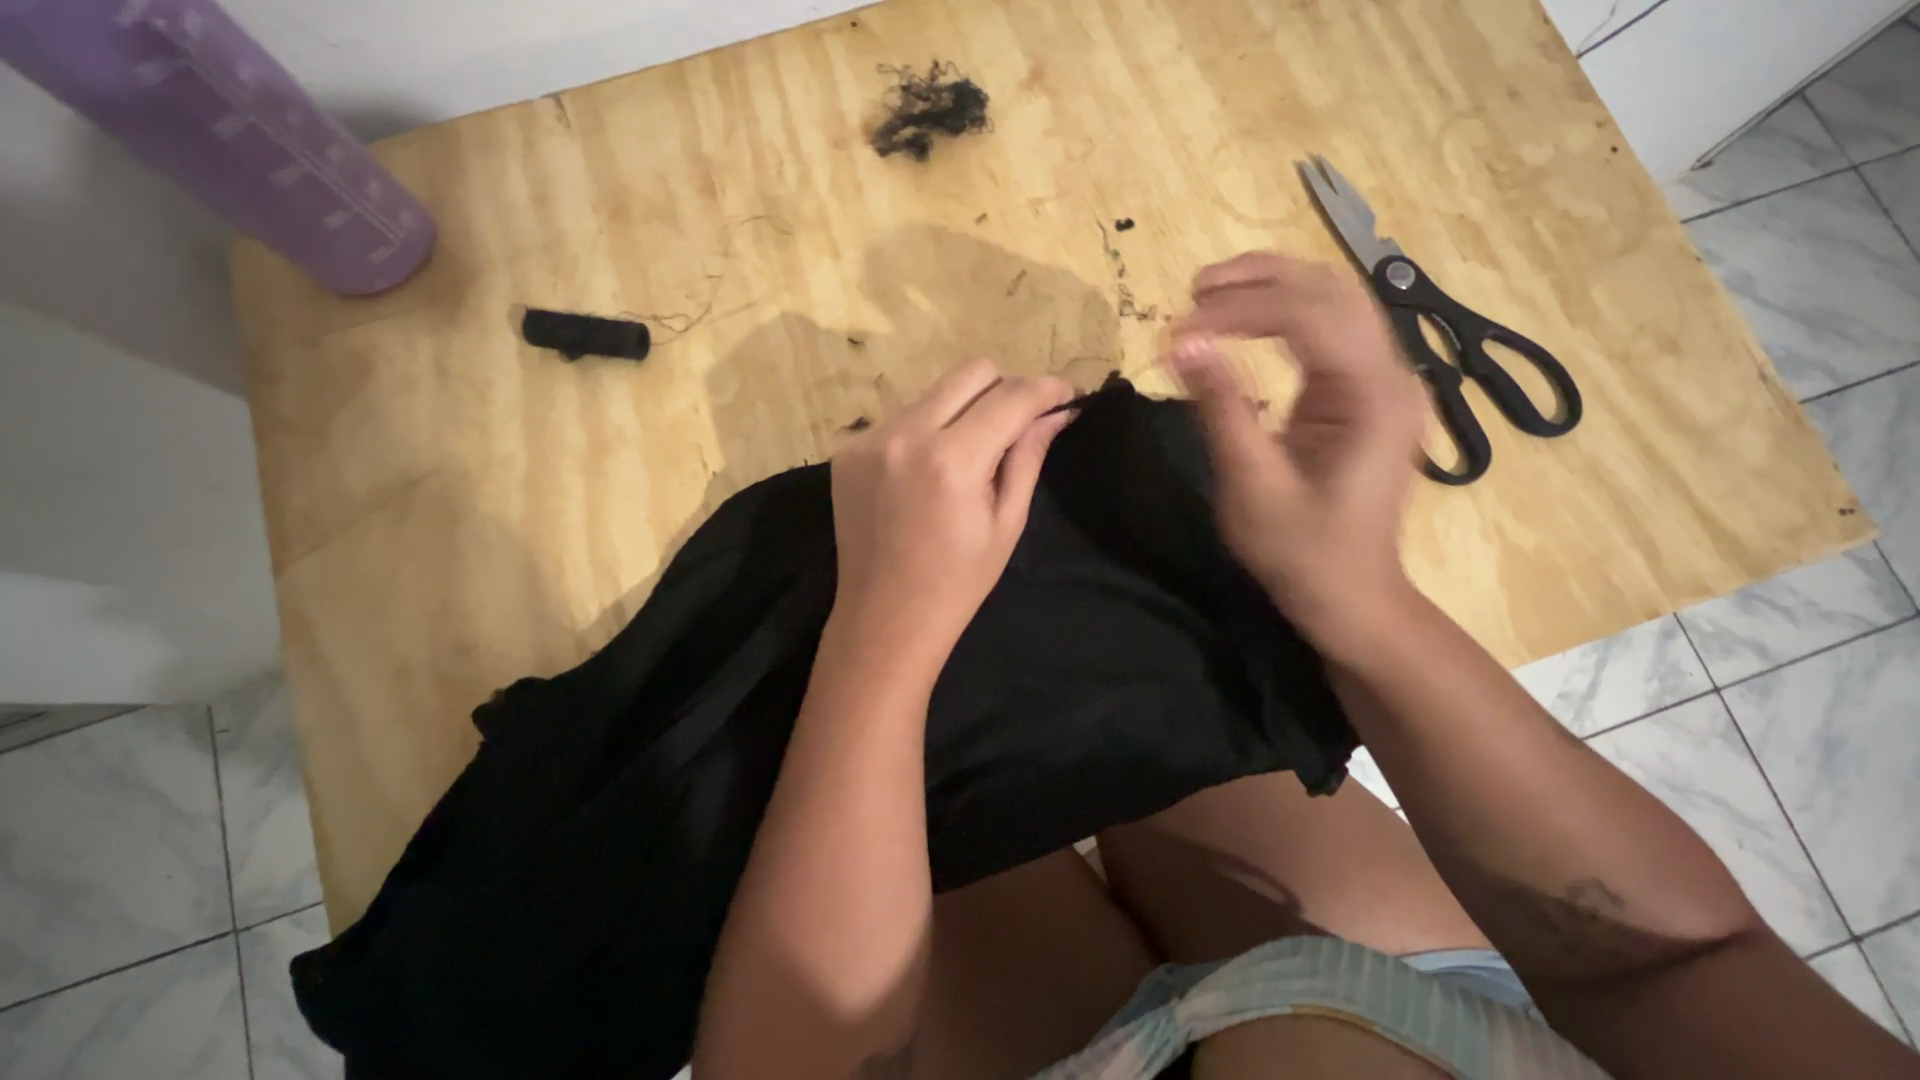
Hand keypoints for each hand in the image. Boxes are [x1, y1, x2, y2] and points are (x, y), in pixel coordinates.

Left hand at [827, 358, 1073, 671]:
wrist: (884, 618)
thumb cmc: (957, 582)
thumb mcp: (1006, 522)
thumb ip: (1028, 456)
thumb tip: (1058, 412)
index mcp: (952, 460)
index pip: (1011, 396)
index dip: (1047, 389)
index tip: (1068, 395)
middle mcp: (906, 435)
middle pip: (972, 372)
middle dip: (1005, 390)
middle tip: (1019, 424)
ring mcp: (870, 439)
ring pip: (934, 392)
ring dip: (963, 409)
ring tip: (971, 455)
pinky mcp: (848, 450)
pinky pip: (901, 417)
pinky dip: (926, 430)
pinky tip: (929, 472)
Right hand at [1168, 252, 1427, 655]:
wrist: (1350, 594)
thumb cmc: (1300, 550)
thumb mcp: (1251, 484)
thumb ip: (1221, 407)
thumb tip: (1181, 343)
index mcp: (1372, 395)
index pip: (1308, 314)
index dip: (1238, 309)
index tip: (1178, 329)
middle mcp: (1392, 373)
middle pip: (1331, 289)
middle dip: (1258, 279)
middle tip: (1192, 292)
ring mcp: (1387, 380)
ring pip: (1335, 299)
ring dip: (1273, 288)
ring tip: (1209, 296)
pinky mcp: (1369, 391)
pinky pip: (1333, 329)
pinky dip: (1286, 314)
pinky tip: (1245, 320)